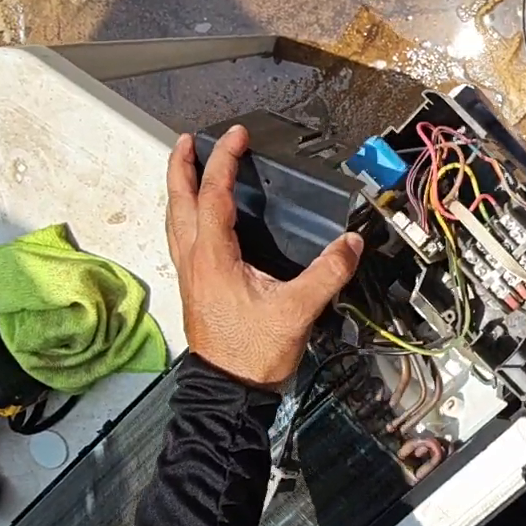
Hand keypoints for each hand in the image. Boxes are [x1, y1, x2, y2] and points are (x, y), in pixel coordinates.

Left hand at [165, 125, 363, 384]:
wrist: (229, 389)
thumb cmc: (254, 352)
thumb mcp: (297, 310)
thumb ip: (327, 273)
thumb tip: (350, 244)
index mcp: (214, 258)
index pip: (213, 197)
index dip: (224, 162)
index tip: (234, 137)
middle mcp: (195, 260)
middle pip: (178, 202)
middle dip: (182, 167)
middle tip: (189, 141)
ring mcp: (191, 273)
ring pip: (175, 219)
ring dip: (179, 189)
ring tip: (187, 169)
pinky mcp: (196, 286)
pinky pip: (182, 237)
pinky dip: (185, 214)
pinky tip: (197, 218)